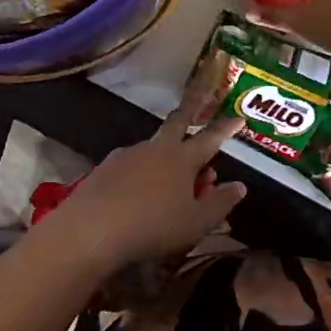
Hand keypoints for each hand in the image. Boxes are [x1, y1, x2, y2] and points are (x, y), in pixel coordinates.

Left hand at [32, 102, 247, 271]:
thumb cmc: (153, 226)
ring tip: (172, 179)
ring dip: (166, 155)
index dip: (226, 128)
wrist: (91, 230)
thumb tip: (239, 185)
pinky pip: (132, 165)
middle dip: (192, 110)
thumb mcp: (197, 222)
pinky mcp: (104, 169)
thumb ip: (220, 203)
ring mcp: (127, 155)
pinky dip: (142, 172)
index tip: (238, 118)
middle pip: (177, 123)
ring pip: (154, 148)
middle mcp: (155, 149)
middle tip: (201, 99)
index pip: (210, 138)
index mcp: (182, 158)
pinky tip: (140, 192)